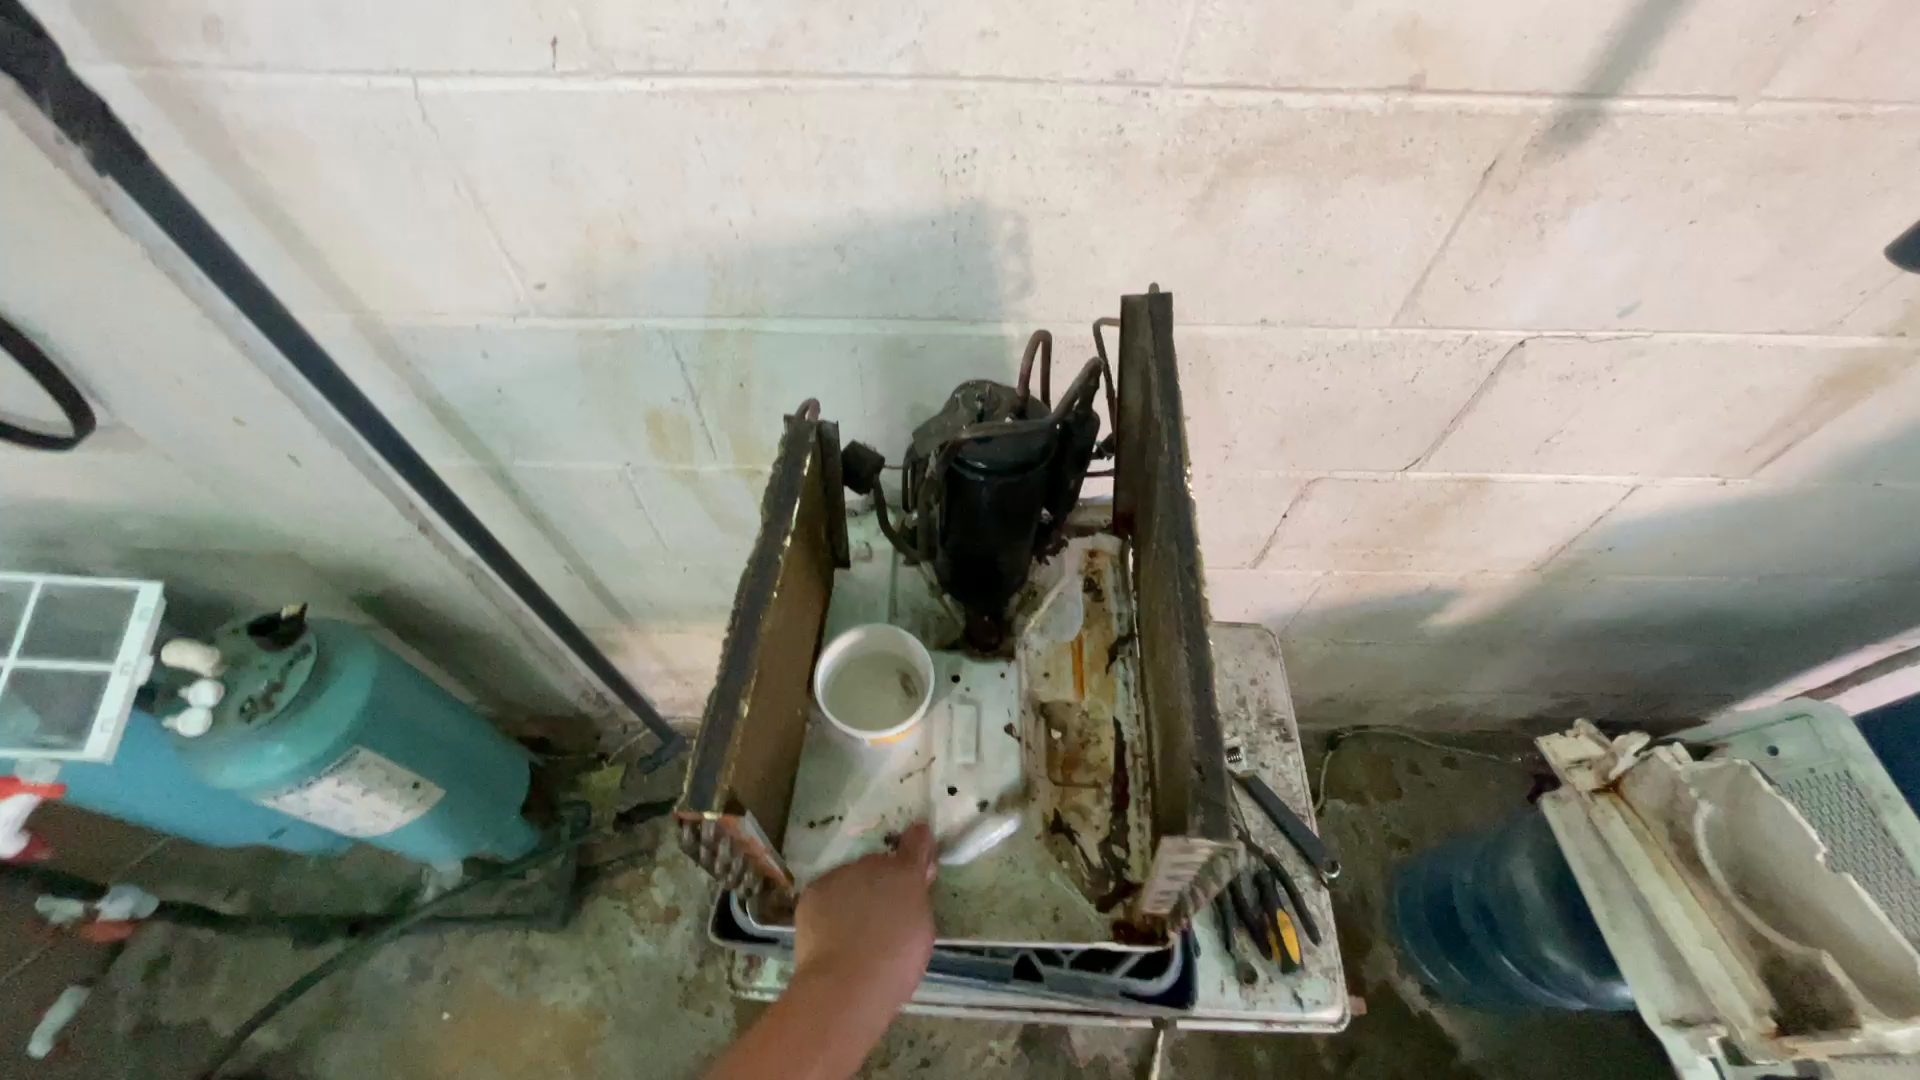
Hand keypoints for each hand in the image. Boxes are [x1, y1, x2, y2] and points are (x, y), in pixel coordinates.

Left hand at [792, 822, 935, 1011]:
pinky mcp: (813, 892)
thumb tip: (915, 882)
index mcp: (905, 874)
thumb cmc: (896, 964)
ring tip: (852, 931)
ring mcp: (840, 875)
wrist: (844, 986)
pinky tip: (831, 935)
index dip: (918, 845)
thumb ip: (918, 900)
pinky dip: (831, 908)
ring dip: (855, 894)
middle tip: (881, 916)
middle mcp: (872, 865)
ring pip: (851, 878)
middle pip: (880, 865)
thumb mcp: (922, 931)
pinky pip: (827, 894)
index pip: (917, 840)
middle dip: (882, 882)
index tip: (919, 853)